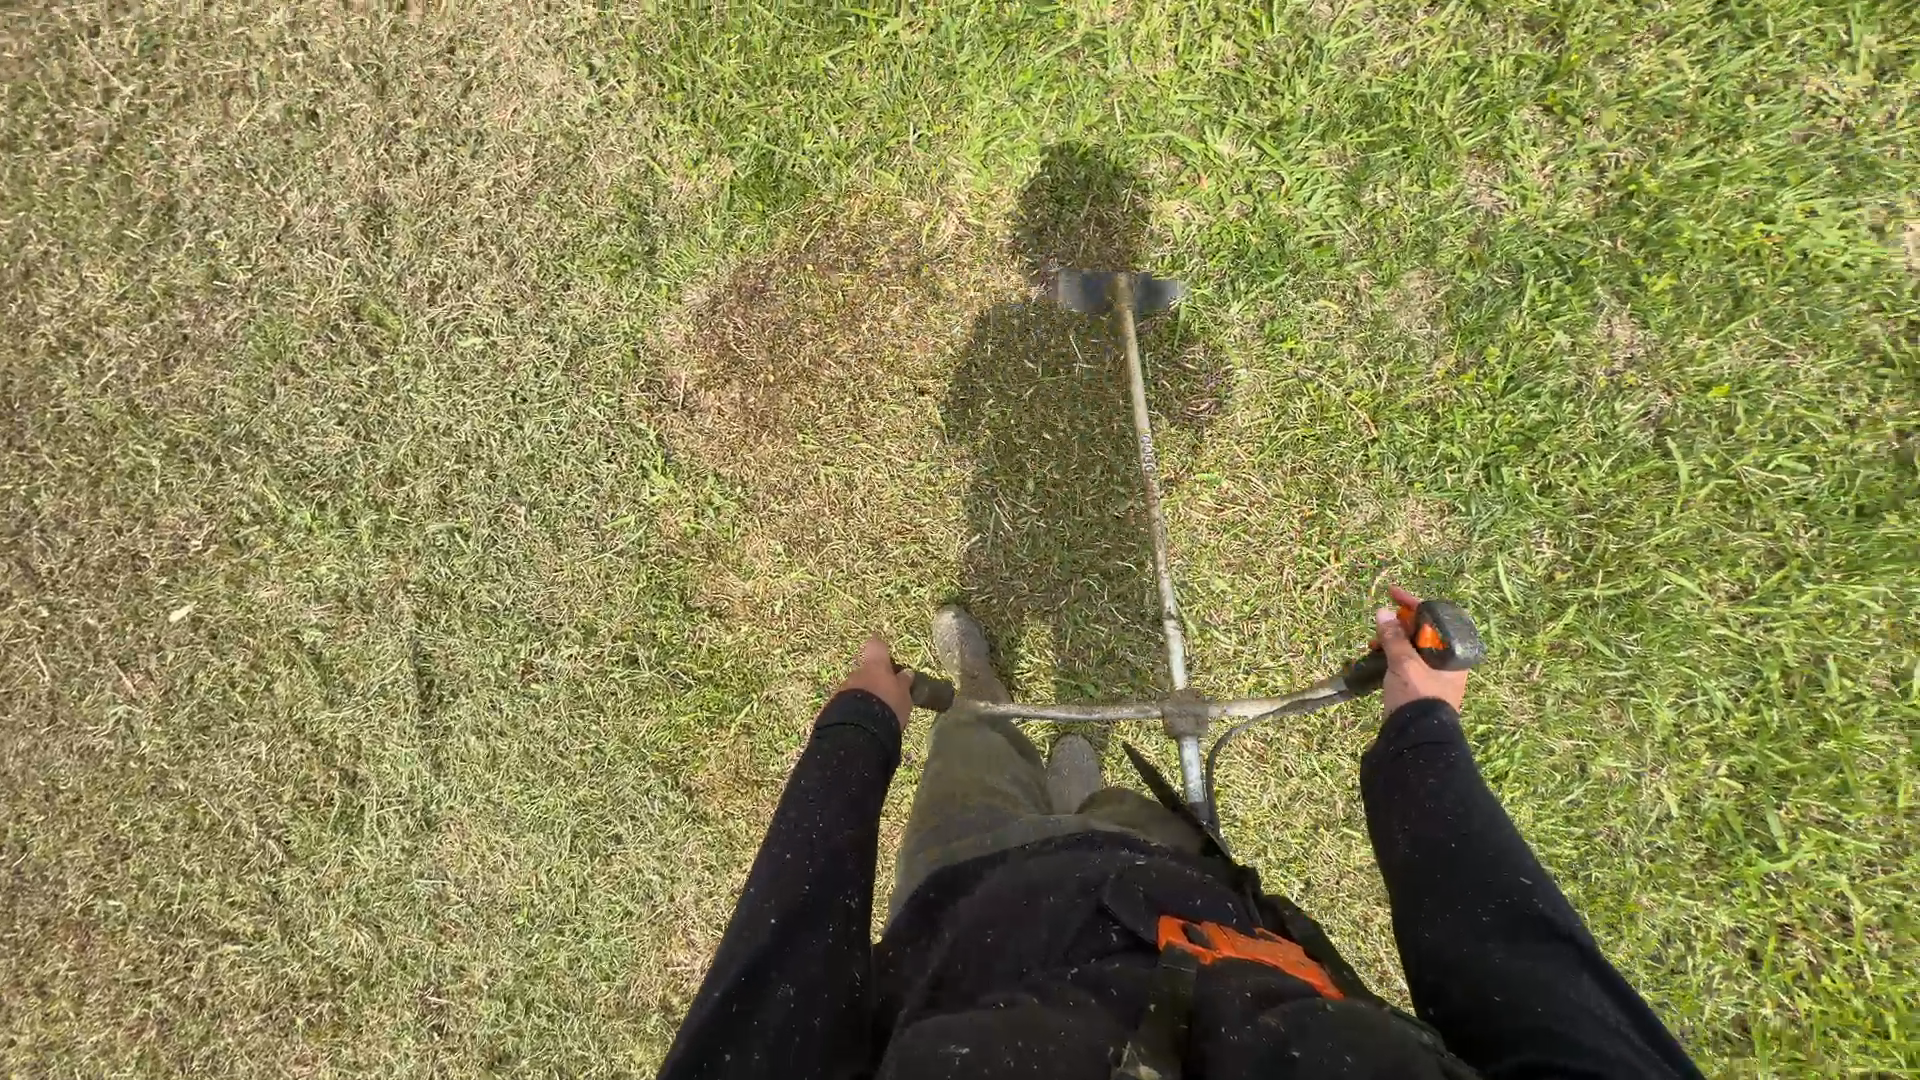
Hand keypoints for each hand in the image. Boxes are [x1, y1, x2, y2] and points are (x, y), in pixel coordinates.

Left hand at [837, 636, 913, 729]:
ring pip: (856, 686)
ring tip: (876, 712)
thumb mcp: (903, 695)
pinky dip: (855, 708)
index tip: (884, 651)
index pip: (876, 645)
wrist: (859, 732)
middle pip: (866, 670)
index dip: (880, 648)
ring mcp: (843, 688)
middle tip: (885, 693)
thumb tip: (906, 673)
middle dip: (874, 679)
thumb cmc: (888, 706)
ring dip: (864, 695)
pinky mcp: (834, 706)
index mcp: (876, 665)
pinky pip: (848, 702)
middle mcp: (857, 672)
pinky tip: (864, 721)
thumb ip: (903, 683)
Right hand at [1376, 585, 1469, 715]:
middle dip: (1397, 624)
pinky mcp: (1419, 683)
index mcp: (1453, 653)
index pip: (1434, 618)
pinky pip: (1404, 659)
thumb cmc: (1417, 696)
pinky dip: (1390, 653)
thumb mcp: (1403, 663)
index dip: (1412, 604)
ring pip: (1410, 645)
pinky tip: (1376, 655)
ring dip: (1391, 639)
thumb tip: (1383, 612)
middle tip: (1378, 623)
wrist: (1416, 736)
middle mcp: (1446, 660)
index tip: (1392, 593)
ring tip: (1373, 644)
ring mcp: (1433, 673)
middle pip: (1422, 630)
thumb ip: (1393, 637)